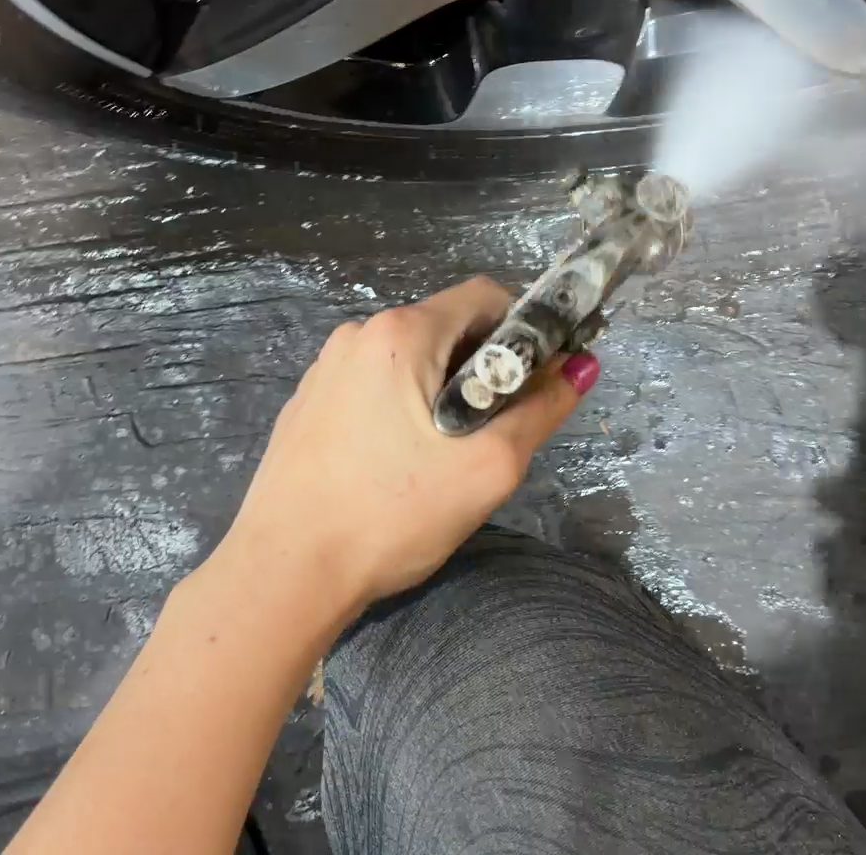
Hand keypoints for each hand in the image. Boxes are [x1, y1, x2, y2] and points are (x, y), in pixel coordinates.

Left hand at [211, 277, 595, 613]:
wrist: (284, 569)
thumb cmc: (391, 515)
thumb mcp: (486, 467)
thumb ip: (540, 411)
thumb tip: (582, 367)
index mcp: (399, 333)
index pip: (484, 296)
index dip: (525, 330)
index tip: (538, 381)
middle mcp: (357, 335)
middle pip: (445, 328)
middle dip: (482, 370)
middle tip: (493, 433)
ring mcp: (325, 368)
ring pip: (409, 361)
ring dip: (442, 393)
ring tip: (444, 458)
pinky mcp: (308, 402)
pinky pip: (372, 387)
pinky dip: (400, 409)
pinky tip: (395, 464)